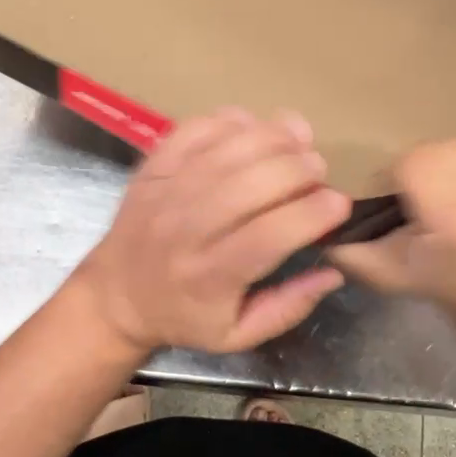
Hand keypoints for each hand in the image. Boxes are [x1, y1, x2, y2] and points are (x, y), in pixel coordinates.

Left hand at [71, 108, 352, 355]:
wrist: (115, 295)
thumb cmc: (184, 316)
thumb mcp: (238, 335)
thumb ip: (289, 307)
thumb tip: (334, 272)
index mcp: (211, 276)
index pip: (268, 235)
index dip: (312, 214)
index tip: (340, 204)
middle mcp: (187, 228)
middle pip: (252, 182)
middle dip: (299, 168)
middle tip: (319, 171)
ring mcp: (168, 190)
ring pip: (228, 148)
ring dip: (274, 136)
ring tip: (299, 142)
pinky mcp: (156, 164)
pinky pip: (198, 128)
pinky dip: (233, 120)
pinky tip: (256, 130)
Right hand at [331, 140, 455, 329]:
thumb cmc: (442, 283)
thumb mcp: (387, 273)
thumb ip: (346, 249)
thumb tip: (314, 217)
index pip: (413, 163)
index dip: (399, 176)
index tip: (399, 197)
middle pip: (438, 149)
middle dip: (423, 167)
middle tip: (421, 194)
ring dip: (448, 160)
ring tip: (446, 187)